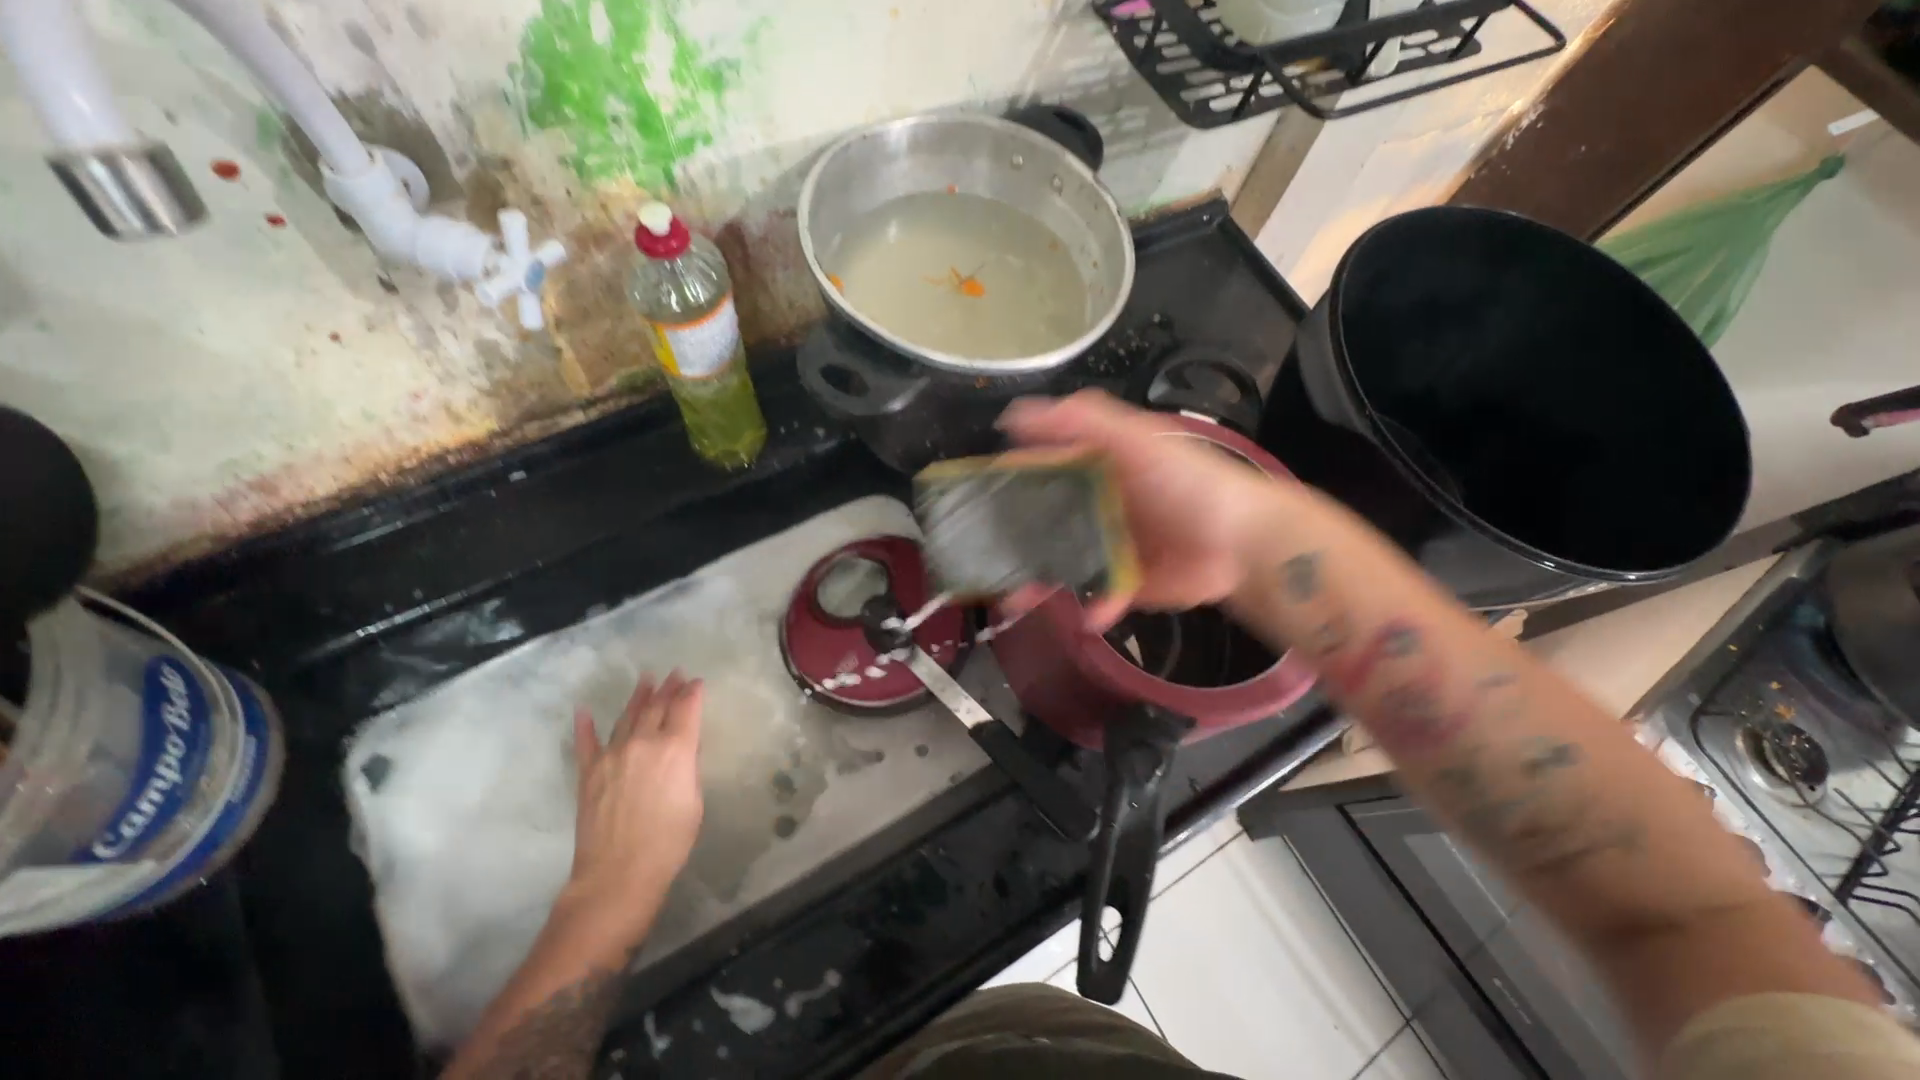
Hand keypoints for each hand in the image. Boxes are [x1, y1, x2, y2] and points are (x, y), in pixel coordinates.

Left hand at [564, 671, 704, 933]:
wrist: (619, 872)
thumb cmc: (669, 841)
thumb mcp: (694, 801)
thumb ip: (687, 768)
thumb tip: (682, 749)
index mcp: (676, 749)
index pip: (686, 709)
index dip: (693, 692)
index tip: (696, 682)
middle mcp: (643, 742)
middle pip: (657, 706)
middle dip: (667, 688)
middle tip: (674, 674)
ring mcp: (612, 754)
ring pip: (627, 716)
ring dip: (638, 697)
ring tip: (645, 680)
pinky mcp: (589, 771)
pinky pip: (587, 741)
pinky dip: (586, 725)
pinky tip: (585, 711)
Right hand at [998, 389, 1281, 628]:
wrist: (1245, 542)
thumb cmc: (1187, 482)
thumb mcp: (1136, 441)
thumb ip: (1082, 422)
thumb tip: (1015, 415)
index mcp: (1097, 466)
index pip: (1041, 467)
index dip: (1010, 479)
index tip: (974, 495)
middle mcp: (1098, 505)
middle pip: (1042, 522)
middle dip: (1013, 540)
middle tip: (982, 556)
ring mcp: (1111, 546)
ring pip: (1060, 564)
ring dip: (1037, 581)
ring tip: (1015, 598)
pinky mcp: (1128, 583)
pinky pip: (1097, 596)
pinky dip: (1092, 607)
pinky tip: (1091, 613)